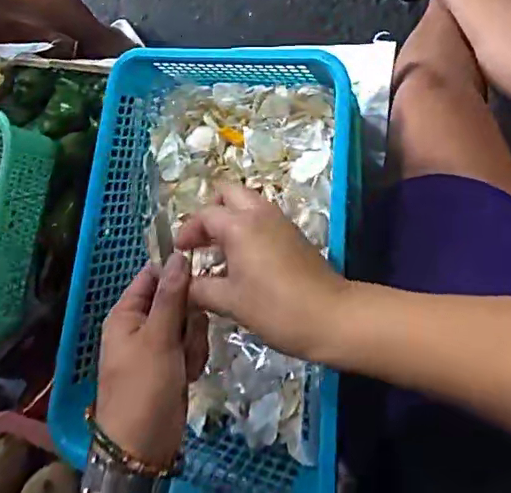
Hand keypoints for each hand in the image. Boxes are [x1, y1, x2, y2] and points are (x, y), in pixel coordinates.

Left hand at [95, 252, 207, 468]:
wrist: (142, 448)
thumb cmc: (143, 388)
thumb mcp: (158, 338)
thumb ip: (171, 295)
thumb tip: (179, 254)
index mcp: (127, 312)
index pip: (153, 274)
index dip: (177, 272)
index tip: (201, 276)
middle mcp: (141, 323)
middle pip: (177, 297)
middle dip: (189, 317)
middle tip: (187, 335)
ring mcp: (157, 344)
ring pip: (188, 322)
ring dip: (193, 341)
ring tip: (186, 362)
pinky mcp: (171, 363)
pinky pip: (191, 345)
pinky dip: (193, 358)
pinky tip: (189, 374)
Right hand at [176, 184, 349, 360]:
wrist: (331, 316)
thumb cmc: (276, 308)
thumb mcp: (231, 302)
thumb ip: (201, 290)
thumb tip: (182, 285)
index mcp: (240, 224)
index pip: (205, 214)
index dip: (188, 231)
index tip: (179, 253)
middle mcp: (259, 212)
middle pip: (228, 193)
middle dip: (210, 212)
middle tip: (201, 242)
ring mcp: (279, 220)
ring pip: (247, 203)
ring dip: (230, 219)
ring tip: (219, 253)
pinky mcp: (292, 232)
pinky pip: (261, 217)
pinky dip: (247, 228)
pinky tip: (242, 261)